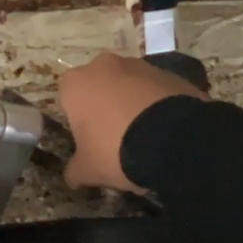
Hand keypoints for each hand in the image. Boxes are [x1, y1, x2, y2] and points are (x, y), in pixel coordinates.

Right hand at [60, 51, 208, 192]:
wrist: (175, 139)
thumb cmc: (115, 149)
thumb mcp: (88, 169)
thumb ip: (75, 171)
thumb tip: (72, 177)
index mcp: (76, 83)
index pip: (68, 97)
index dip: (78, 119)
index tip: (89, 140)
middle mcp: (104, 65)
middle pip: (99, 86)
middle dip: (105, 106)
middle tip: (115, 136)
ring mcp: (140, 65)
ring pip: (129, 86)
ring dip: (132, 104)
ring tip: (145, 136)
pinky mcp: (170, 73)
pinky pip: (155, 90)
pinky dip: (157, 105)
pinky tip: (165, 130)